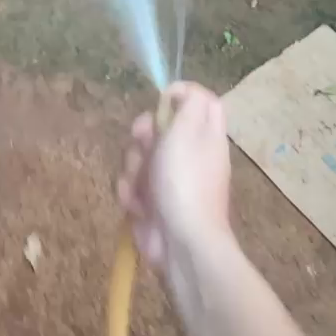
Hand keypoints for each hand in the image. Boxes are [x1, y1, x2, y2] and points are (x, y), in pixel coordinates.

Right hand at [116, 81, 232, 266]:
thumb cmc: (186, 182)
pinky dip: (130, 194)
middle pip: (158, 128)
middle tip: (144, 144)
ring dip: (133, 169)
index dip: (180, 95)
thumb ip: (190, 103)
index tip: (161, 99)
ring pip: (138, 156)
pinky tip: (138, 206)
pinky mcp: (151, 202)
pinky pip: (131, 184)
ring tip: (141, 188)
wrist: (182, 244)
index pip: (201, 102)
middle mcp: (188, 155)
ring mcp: (169, 180)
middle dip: (142, 136)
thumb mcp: (190, 131)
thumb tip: (181, 91)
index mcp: (205, 137)